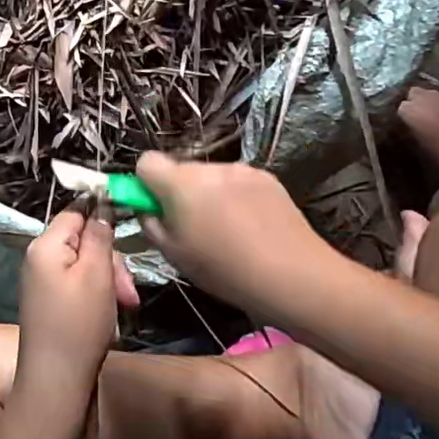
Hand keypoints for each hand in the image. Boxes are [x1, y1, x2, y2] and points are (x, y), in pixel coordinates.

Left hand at [16, 210, 138, 397]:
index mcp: (45, 244)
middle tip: (128, 290)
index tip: (127, 235)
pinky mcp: (50, 302)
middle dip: (110, 260)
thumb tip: (100, 205)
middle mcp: (39, 258)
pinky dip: (98, 295)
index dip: (102, 218)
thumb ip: (99, 234)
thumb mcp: (96, 273)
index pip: (75, 211)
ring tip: (125, 306)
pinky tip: (110, 315)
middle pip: (83, 240)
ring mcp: (43, 281)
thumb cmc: (78, 322)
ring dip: (109, 280)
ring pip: (85, 264)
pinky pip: (78, 285)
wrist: (56, 380)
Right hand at [135, 152, 332, 314]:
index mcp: (180, 183)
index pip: (146, 161)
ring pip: (210, 178)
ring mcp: (241, 169)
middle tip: (191, 228)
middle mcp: (209, 168)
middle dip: (179, 192)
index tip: (155, 208)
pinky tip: (250, 228)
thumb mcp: (173, 255)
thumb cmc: (224, 270)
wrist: (293, 276)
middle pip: (180, 170)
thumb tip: (147, 209)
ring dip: (209, 195)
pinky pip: (236, 183)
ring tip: (226, 232)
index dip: (145, 183)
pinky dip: (235, 198)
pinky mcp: (267, 178)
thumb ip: (151, 224)